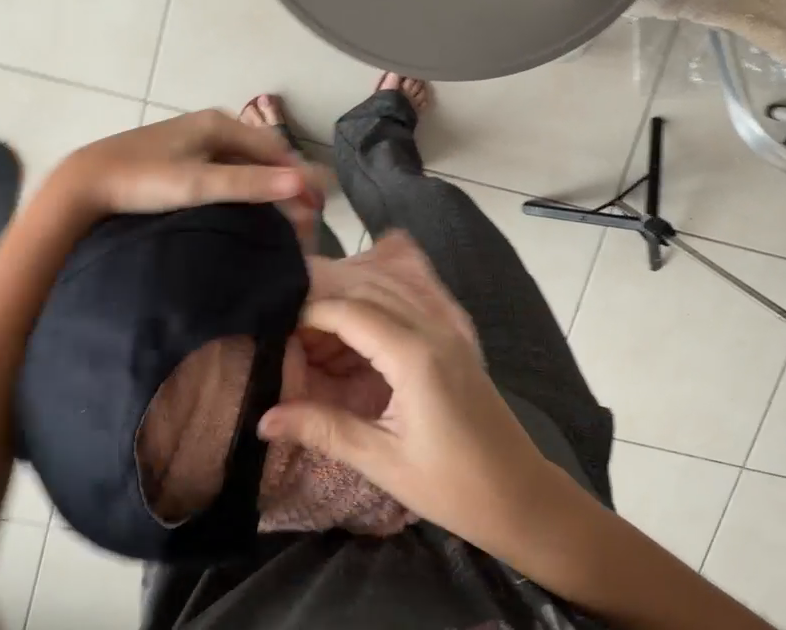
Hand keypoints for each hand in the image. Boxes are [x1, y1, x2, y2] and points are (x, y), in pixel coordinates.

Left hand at [48, 109, 325, 221]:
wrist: (84, 184)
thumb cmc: (141, 181)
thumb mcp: (197, 184)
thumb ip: (249, 185)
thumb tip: (303, 184)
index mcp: (218, 123)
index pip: (275, 148)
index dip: (300, 176)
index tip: (318, 208)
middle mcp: (209, 126)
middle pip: (260, 155)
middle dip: (286, 183)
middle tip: (305, 219)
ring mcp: (192, 141)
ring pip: (242, 163)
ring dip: (265, 187)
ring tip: (282, 218)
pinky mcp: (178, 158)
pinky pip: (224, 170)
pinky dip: (243, 188)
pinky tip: (245, 209)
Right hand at [257, 232, 557, 546]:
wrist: (522, 497)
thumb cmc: (452, 486)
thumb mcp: (382, 461)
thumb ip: (322, 429)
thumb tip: (262, 419)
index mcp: (414, 356)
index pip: (350, 311)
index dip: (309, 314)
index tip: (276, 330)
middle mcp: (433, 329)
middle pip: (368, 290)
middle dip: (325, 303)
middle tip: (289, 331)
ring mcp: (449, 330)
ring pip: (390, 288)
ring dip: (350, 300)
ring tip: (316, 332)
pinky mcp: (455, 339)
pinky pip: (410, 301)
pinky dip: (377, 303)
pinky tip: (356, 327)